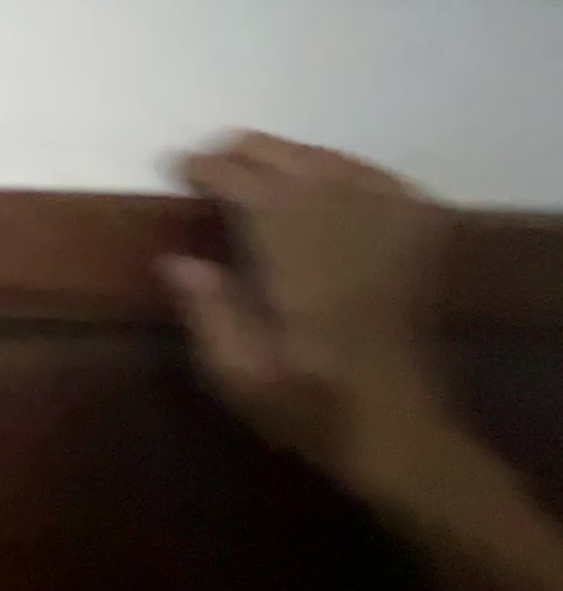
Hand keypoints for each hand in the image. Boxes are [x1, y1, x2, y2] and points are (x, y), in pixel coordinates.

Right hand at [160, 132, 462, 503]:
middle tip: (209, 154)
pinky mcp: (416, 258)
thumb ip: (209, 316)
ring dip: (298, 155)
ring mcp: (392, 252)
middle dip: (255, 153)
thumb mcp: (237, 376)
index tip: (181, 166)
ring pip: (349, 174)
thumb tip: (175, 260)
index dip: (218, 174)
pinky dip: (358, 171)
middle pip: (308, 174)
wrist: (397, 436)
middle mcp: (352, 254)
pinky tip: (331, 172)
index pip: (261, 200)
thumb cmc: (305, 407)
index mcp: (304, 281)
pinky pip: (395, 193)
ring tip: (255, 154)